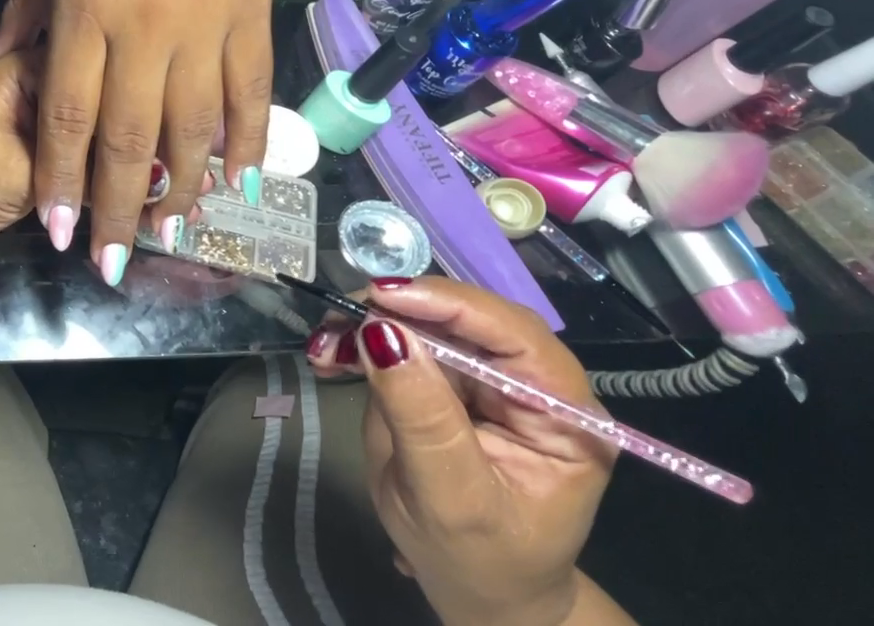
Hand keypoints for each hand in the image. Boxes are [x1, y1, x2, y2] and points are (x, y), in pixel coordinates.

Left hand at [0, 0, 274, 285]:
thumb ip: (20, 13)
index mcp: (83, 12)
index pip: (64, 119)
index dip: (60, 183)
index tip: (58, 233)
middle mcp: (142, 30)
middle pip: (125, 140)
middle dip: (116, 209)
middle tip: (113, 264)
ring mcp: (204, 23)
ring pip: (192, 129)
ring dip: (180, 190)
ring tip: (170, 234)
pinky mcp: (253, 10)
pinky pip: (249, 91)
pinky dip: (245, 140)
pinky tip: (236, 179)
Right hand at [307, 279, 617, 625]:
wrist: (476, 590)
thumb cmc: (481, 561)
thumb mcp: (451, 500)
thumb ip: (423, 419)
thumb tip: (382, 333)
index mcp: (563, 416)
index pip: (518, 337)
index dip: (452, 305)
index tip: (382, 296)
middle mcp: (529, 387)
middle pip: (467, 320)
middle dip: (396, 312)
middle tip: (334, 323)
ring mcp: (485, 383)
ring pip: (427, 325)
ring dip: (367, 325)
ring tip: (323, 349)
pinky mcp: (445, 384)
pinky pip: (403, 345)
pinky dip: (360, 343)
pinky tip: (330, 356)